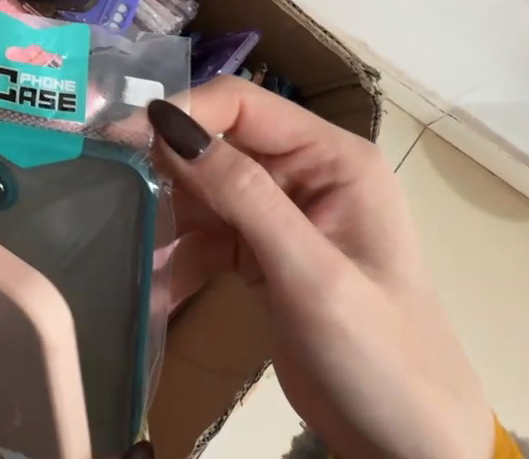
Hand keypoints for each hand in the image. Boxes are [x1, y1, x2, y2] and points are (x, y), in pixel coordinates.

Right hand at [148, 80, 493, 458]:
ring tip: (136, 249)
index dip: (181, 114)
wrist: (412, 452)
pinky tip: (157, 287)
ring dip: (167, 219)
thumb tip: (165, 122)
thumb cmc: (382, 358)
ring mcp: (281, 212)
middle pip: (213, 143)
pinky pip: (203, 234)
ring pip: (200, 188)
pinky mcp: (260, 249)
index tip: (120, 140)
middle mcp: (304, 172)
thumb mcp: (311, 274)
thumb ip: (242, 193)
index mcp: (333, 159)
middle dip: (166, 170)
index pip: (240, 105)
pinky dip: (178, 256)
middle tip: (116, 195)